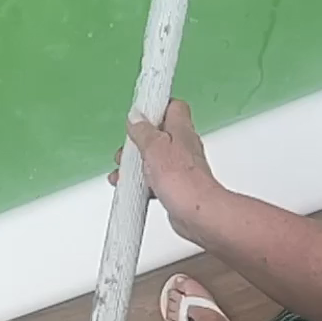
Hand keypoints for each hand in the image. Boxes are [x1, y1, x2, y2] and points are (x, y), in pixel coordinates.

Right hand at [108, 98, 229, 242]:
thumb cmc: (184, 181)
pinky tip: (135, 187)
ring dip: (137, 163)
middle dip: (139, 140)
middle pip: (159, 133)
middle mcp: (183, 146)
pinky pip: (156, 179)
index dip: (155, 106)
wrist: (197, 214)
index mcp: (181, 130)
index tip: (138, 111)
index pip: (173, 106)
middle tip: (128, 147)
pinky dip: (143, 181)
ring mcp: (180, 167)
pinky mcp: (176, 186)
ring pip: (155, 158)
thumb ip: (143, 131)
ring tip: (124, 170)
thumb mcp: (154, 148)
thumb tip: (135, 118)